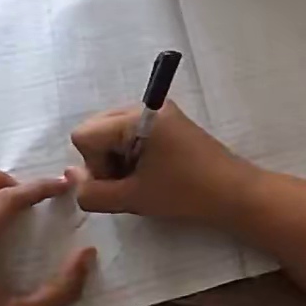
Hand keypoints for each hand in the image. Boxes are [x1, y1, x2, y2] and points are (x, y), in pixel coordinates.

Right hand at [66, 102, 255, 222]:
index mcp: (135, 118)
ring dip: (118, 160)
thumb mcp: (132, 198)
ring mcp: (159, 112)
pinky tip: (153, 174)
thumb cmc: (184, 193)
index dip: (94, 165)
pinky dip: (133, 155)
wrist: (234, 193)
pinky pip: (132, 134)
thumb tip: (72, 179)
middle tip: (130, 184)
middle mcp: (145, 106)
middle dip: (104, 161)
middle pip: (97, 130)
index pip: (84, 135)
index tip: (120, 183)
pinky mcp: (169, 123)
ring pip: (113, 133)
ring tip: (144, 181)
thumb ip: (93, 192)